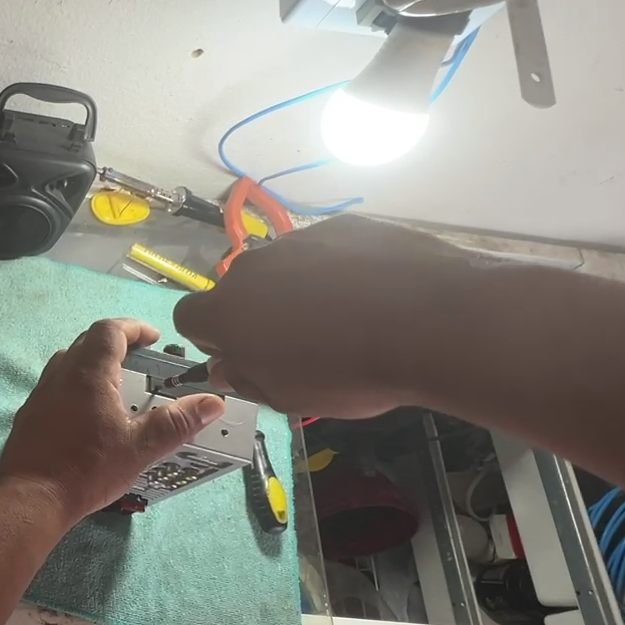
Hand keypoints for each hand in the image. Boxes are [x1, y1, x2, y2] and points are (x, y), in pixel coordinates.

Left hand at [0, 318, 225, 521]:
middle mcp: (60, 375)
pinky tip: (88, 412)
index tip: (153, 337)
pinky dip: (76, 385)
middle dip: (115, 343)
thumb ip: (176, 422)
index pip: (109, 331)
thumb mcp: (140, 448)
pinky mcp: (30, 413)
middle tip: (140, 360)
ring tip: (117, 385)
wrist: (31, 497)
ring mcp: (40, 393)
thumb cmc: (87, 469)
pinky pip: (55, 385)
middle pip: (87, 342)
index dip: (133, 328)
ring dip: (92, 363)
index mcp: (88, 374)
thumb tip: (212, 403)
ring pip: (67, 363)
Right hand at [173, 215, 477, 417]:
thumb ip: (244, 380)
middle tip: (299, 343)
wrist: (437, 321)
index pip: (188, 317)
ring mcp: (299, 240)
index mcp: (224, 312)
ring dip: (298, 290)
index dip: (210, 338)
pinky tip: (377, 294)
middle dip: (257, 312)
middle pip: (238, 289)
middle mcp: (250, 267)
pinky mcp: (346, 226)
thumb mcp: (285, 398)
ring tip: (347, 319)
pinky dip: (341, 270)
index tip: (241, 355)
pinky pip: (329, 250)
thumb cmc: (347, 371)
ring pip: (284, 269)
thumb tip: (225, 368)